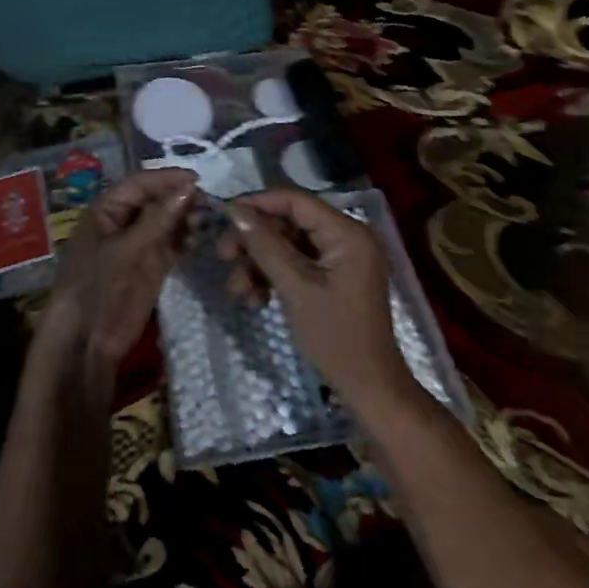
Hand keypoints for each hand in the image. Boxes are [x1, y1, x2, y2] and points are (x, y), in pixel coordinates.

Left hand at [42, 168, 196, 369]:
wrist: (87, 337)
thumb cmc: (96, 285)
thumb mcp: (126, 249)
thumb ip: (158, 220)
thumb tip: (190, 188)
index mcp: (104, 210)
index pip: (139, 184)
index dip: (166, 179)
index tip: (198, 179)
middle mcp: (121, 222)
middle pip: (154, 201)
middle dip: (179, 198)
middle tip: (211, 201)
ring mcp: (137, 245)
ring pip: (165, 222)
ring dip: (185, 218)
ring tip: (209, 218)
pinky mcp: (151, 266)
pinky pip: (171, 244)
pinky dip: (186, 238)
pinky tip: (202, 235)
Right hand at [220, 189, 415, 411]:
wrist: (367, 386)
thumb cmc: (335, 336)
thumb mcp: (295, 287)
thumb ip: (265, 245)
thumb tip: (234, 211)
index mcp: (347, 234)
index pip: (295, 201)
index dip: (257, 204)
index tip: (222, 216)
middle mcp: (345, 239)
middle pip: (287, 223)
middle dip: (253, 240)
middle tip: (223, 256)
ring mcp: (338, 259)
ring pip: (285, 245)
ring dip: (257, 264)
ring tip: (238, 291)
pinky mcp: (330, 278)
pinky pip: (293, 265)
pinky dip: (271, 278)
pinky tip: (255, 300)